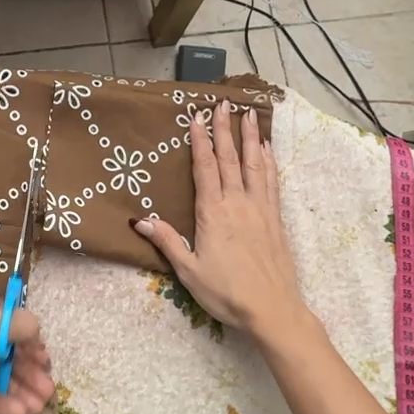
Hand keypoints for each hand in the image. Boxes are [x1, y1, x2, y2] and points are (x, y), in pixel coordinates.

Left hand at [0, 279, 55, 413]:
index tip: (46, 362)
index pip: (12, 321)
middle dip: (29, 372)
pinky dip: (1, 402)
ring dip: (19, 391)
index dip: (31, 342)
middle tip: (49, 394)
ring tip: (38, 411)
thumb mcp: (0, 320)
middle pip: (7, 349)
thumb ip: (26, 326)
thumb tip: (37, 334)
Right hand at [133, 103, 310, 344]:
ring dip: (251, 138)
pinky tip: (268, 150)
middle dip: (225, 129)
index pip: (204, 168)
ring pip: (254, 164)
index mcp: (213, 212)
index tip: (198, 116)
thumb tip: (138, 220)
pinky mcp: (275, 219)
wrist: (273, 310)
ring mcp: (260, 208)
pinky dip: (269, 162)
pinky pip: (272, 182)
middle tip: (224, 103)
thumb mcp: (189, 271)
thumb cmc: (227, 293)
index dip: (200, 140)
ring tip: (250, 115)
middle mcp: (237, 202)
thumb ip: (166, 241)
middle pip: (230, 158)